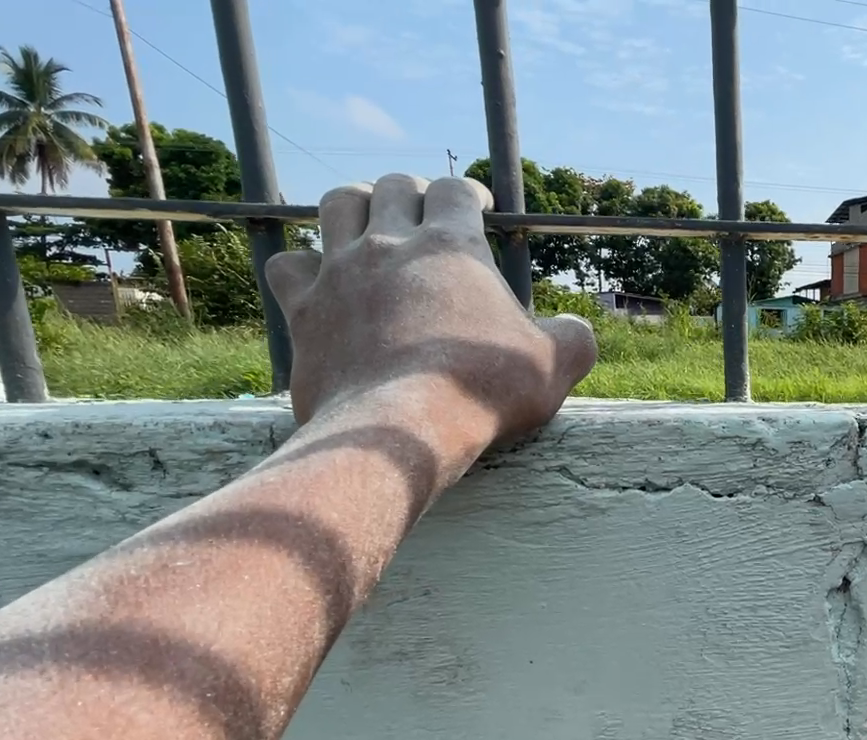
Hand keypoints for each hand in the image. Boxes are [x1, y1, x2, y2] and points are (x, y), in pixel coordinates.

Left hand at [264, 173, 594, 445]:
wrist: (404, 426)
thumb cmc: (487, 390)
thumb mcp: (557, 365)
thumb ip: (575, 337)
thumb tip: (576, 328)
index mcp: (454, 248)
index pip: (455, 191)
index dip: (469, 193)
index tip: (478, 206)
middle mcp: (391, 245)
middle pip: (393, 187)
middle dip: (413, 193)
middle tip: (426, 211)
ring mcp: (341, 271)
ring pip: (337, 205)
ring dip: (357, 205)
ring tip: (371, 221)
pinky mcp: (305, 308)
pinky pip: (290, 262)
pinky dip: (306, 262)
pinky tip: (321, 277)